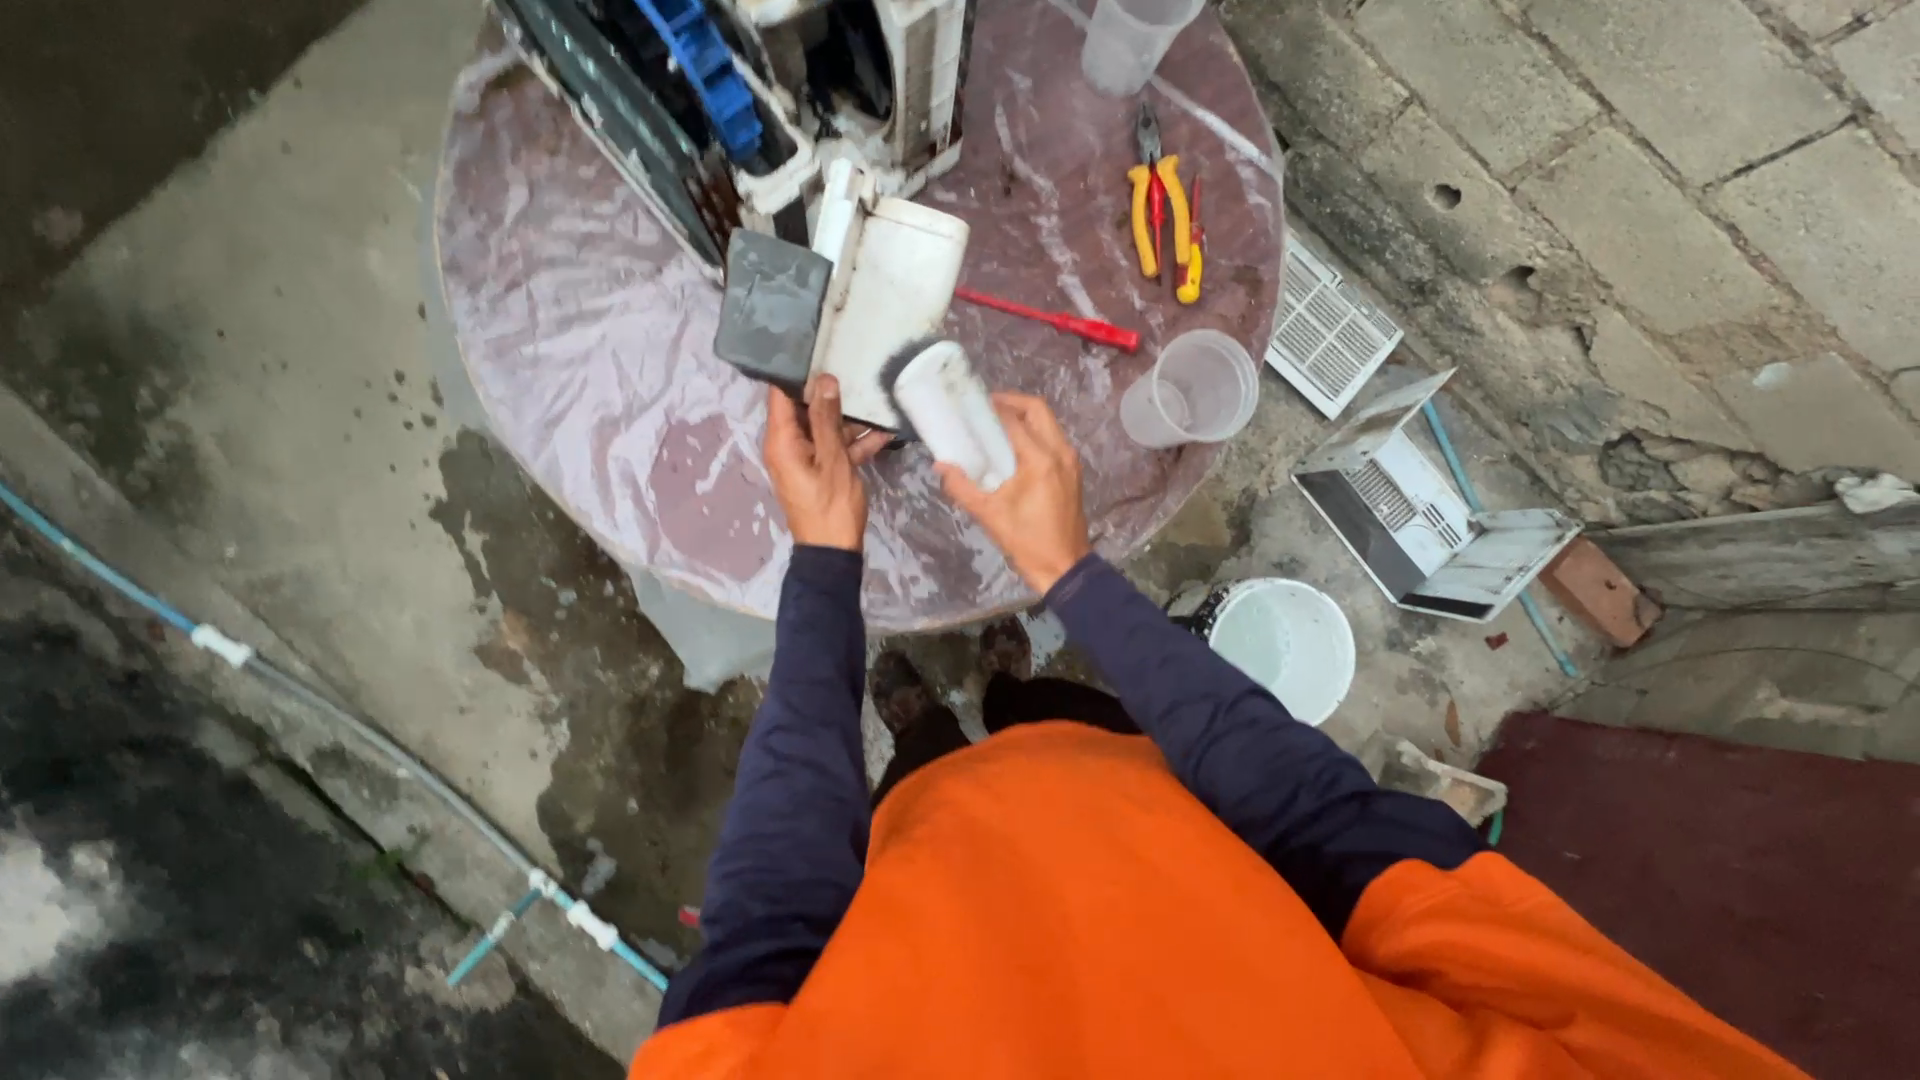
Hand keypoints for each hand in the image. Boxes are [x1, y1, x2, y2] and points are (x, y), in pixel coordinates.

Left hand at [764, 376, 885, 551]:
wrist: (834, 551)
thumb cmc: (830, 505)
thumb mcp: (833, 459)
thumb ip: (827, 418)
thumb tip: (824, 380)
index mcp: (781, 440)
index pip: (780, 394)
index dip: (797, 372)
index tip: (819, 349)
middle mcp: (788, 445)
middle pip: (805, 408)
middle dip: (830, 392)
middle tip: (854, 364)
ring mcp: (807, 457)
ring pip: (825, 427)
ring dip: (850, 418)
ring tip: (877, 395)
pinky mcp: (823, 468)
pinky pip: (836, 447)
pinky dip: (856, 441)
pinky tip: (886, 431)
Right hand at [937, 393, 1091, 593]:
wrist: (1064, 567)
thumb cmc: (1026, 542)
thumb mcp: (988, 515)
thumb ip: (962, 487)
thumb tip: (940, 465)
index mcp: (1041, 460)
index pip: (1013, 420)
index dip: (990, 409)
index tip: (969, 407)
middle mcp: (1060, 452)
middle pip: (1037, 409)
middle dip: (1011, 402)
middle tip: (985, 408)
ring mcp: (1070, 461)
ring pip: (1048, 422)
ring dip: (1024, 416)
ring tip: (996, 424)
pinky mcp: (1073, 471)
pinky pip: (1053, 439)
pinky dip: (1034, 433)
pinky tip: (1013, 447)